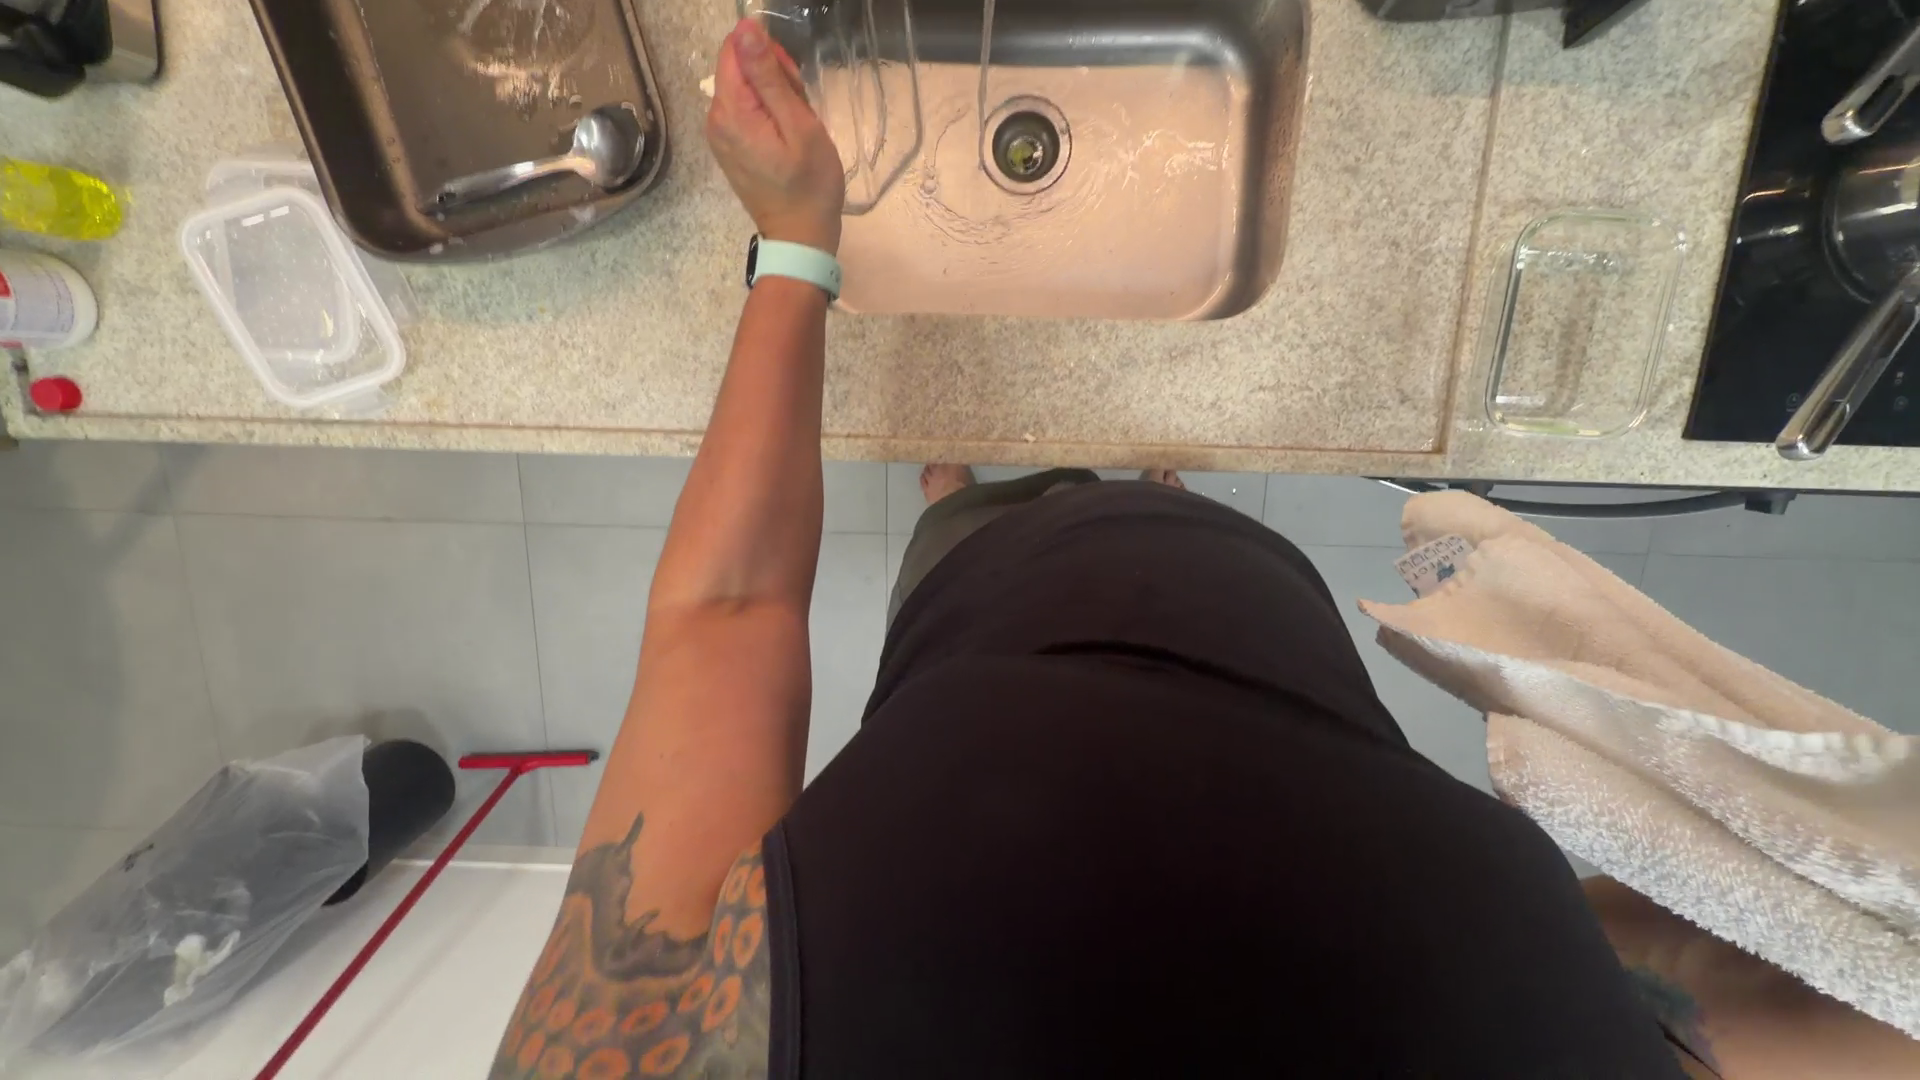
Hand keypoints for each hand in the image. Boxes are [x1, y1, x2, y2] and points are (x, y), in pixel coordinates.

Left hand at [706, 18, 844, 253]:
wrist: (800, 239)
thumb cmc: (810, 187)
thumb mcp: (800, 127)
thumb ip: (770, 77)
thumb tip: (745, 30)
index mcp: (731, 111)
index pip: (735, 49)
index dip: (768, 56)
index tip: (793, 84)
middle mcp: (716, 119)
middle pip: (739, 69)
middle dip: (772, 79)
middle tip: (800, 112)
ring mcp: (720, 136)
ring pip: (745, 91)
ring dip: (774, 100)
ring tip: (796, 132)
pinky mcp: (729, 149)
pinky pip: (745, 114)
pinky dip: (767, 119)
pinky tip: (785, 142)